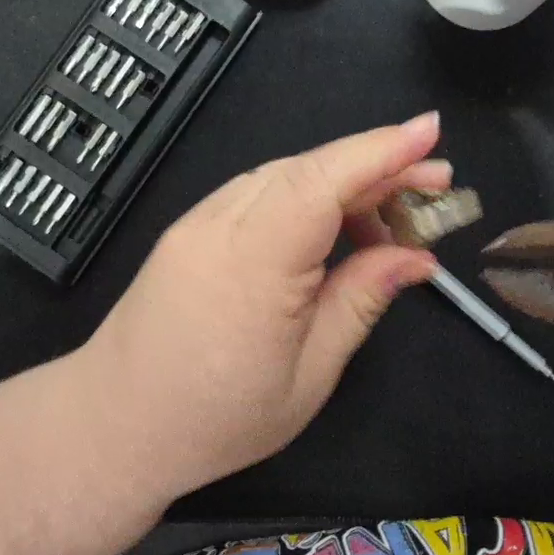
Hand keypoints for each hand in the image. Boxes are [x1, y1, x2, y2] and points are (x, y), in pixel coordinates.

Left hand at [76, 113, 447, 499]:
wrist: (115, 425)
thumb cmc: (218, 418)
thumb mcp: (309, 374)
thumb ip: (362, 301)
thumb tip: (418, 257)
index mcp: (254, 262)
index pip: (324, 181)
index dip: (381, 150)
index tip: (432, 129)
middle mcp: (220, 224)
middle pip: (308, 170)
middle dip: (377, 166)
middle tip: (437, 185)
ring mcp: (197, 221)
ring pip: (283, 177)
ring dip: (343, 183)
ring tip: (393, 218)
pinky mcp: (189, 229)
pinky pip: (257, 194)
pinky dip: (306, 199)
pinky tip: (334, 229)